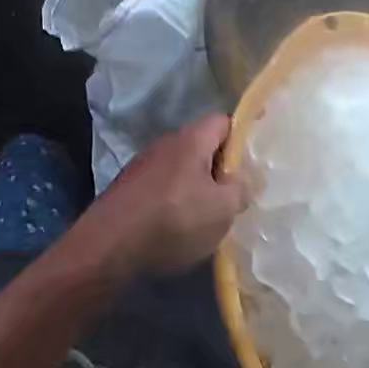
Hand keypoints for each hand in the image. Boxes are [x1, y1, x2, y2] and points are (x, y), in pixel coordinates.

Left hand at [75, 113, 247, 278]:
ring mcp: (145, 164)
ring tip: (214, 210)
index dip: (243, 132)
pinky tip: (183, 222)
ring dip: (199, 182)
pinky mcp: (131, 186)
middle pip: (203, 143)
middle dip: (222, 163)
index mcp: (191, 139)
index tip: (259, 147)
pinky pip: (165, 183)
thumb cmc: (173, 220)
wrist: (109, 246)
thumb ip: (240, 189)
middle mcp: (166, 143)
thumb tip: (247, 178)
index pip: (223, 121)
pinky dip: (179, 196)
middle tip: (240, 188)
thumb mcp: (220, 210)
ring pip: (183, 165)